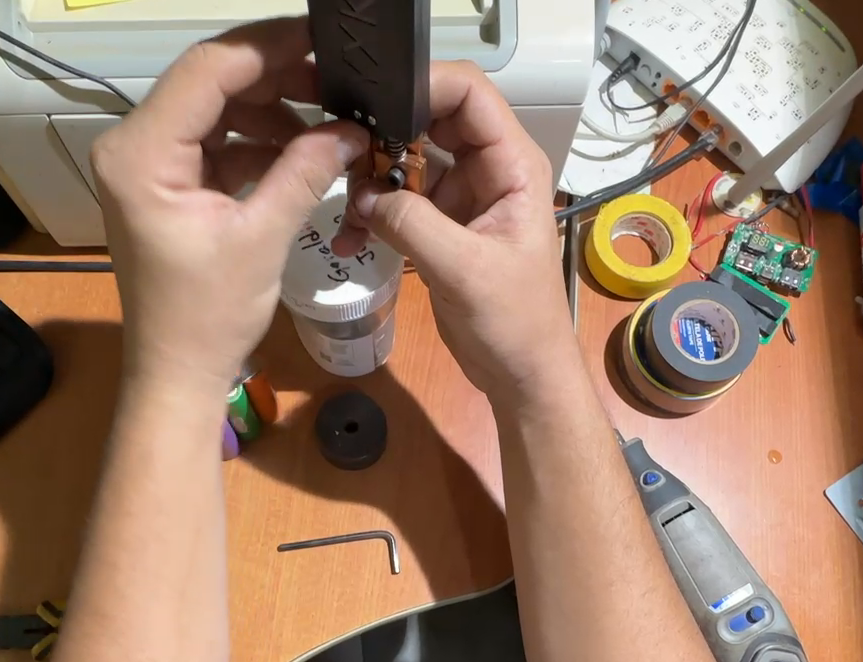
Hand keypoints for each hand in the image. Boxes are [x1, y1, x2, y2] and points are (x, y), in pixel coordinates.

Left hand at [90, 18, 366, 396]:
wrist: (179, 374)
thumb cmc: (209, 317)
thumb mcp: (261, 240)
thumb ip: (303, 174)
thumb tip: (349, 129)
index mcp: (142, 153)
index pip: (207, 71)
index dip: (268, 48)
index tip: (321, 40)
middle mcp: (135, 148)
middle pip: (209, 86)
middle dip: (274, 82)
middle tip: (334, 87)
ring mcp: (149, 170)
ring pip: (215, 116)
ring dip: (270, 118)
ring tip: (326, 127)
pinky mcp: (168, 192)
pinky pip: (216, 150)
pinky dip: (257, 151)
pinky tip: (299, 157)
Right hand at [331, 63, 576, 406]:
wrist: (520, 374)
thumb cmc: (514, 321)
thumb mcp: (466, 270)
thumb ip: (413, 225)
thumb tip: (361, 196)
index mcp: (511, 166)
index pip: (468, 96)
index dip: (422, 86)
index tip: (372, 102)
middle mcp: (486, 173)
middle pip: (428, 124)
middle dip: (384, 137)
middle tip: (342, 160)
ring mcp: (461, 202)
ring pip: (406, 167)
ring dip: (371, 186)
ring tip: (344, 215)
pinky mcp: (440, 232)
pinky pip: (399, 209)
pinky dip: (373, 220)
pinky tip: (349, 241)